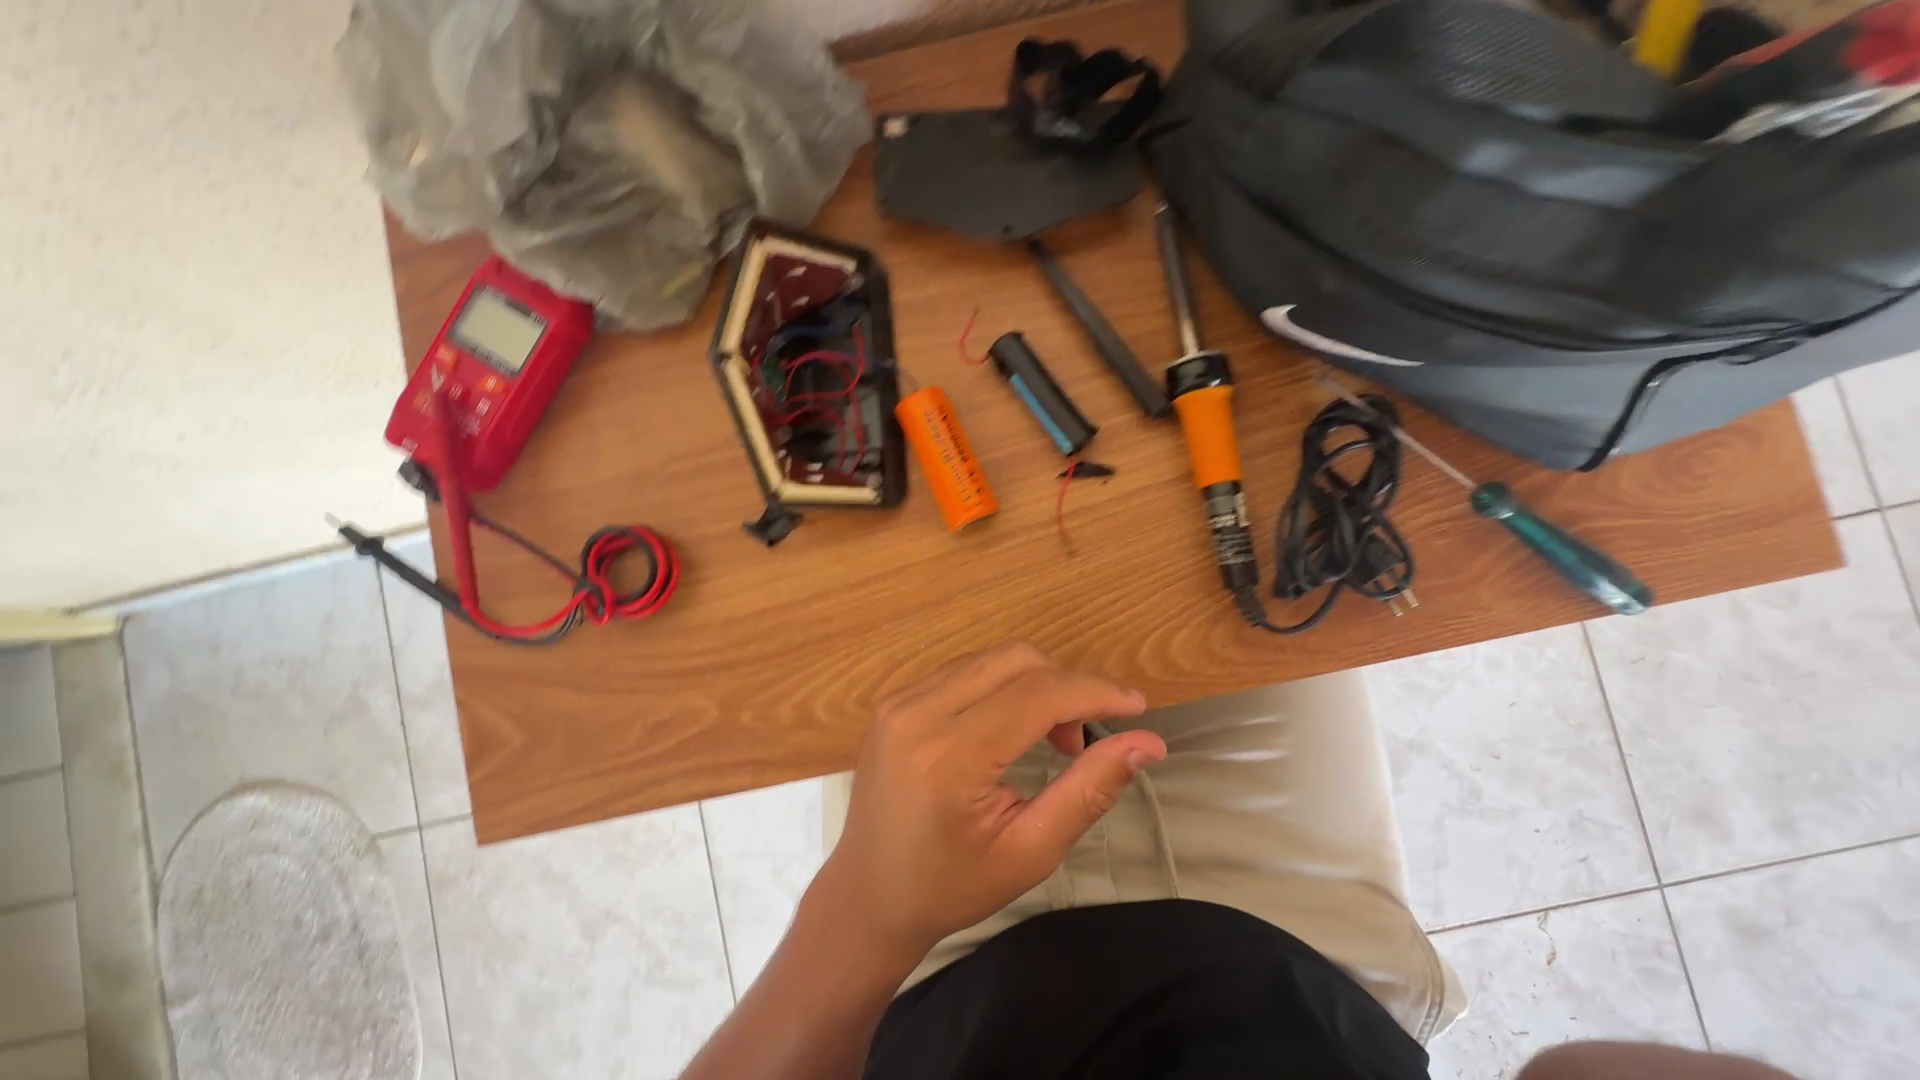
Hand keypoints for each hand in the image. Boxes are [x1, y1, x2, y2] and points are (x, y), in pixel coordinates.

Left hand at [810, 641, 1167, 958]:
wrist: (868, 896)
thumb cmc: (952, 886)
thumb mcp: (1031, 851)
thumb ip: (1090, 790)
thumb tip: (1147, 743)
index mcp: (950, 757)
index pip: (1038, 694)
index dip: (1096, 693)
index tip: (1136, 708)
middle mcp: (918, 714)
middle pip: (1016, 660)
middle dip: (1066, 687)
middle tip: (1082, 743)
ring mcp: (899, 702)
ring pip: (990, 659)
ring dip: (1035, 685)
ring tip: (1051, 740)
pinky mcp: (893, 702)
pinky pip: (964, 671)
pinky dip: (1002, 687)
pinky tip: (1010, 729)